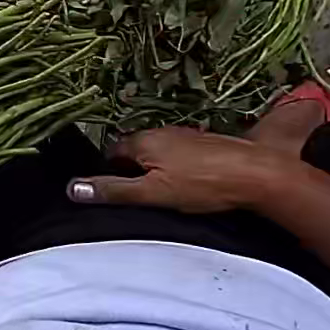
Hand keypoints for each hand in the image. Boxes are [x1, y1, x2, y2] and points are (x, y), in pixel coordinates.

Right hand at [65, 127, 310, 212]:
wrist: (257, 174)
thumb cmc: (202, 185)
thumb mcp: (152, 194)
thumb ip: (113, 190)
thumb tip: (72, 187)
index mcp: (144, 140)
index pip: (112, 152)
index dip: (109, 173)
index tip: (113, 193)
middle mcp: (163, 131)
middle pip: (135, 151)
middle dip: (131, 170)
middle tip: (138, 197)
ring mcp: (187, 135)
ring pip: (159, 152)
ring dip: (155, 169)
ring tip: (163, 194)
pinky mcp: (207, 143)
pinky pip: (179, 155)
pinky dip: (176, 168)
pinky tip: (189, 186)